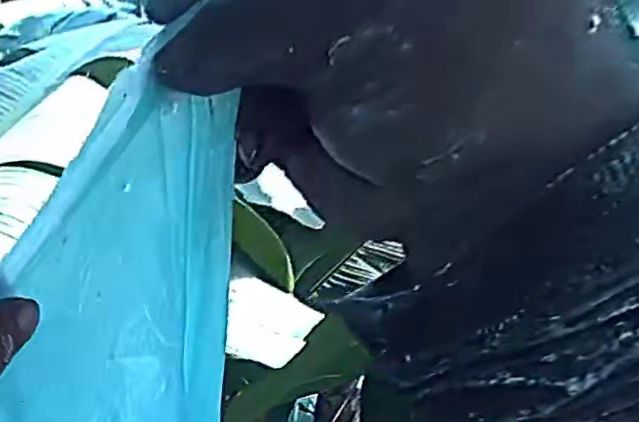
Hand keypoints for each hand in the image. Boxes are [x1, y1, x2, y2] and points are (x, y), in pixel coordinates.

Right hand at [145, 0, 638, 270]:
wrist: (478, 186)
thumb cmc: (448, 82)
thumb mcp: (347, 32)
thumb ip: (246, 31)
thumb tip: (166, 62)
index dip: (205, 4)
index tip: (160, 16)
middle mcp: (337, 7)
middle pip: (238, 18)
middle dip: (208, 50)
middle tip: (186, 82)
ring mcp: (314, 59)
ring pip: (230, 71)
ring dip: (221, 108)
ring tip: (252, 137)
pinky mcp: (294, 114)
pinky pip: (237, 120)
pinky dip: (233, 141)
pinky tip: (255, 156)